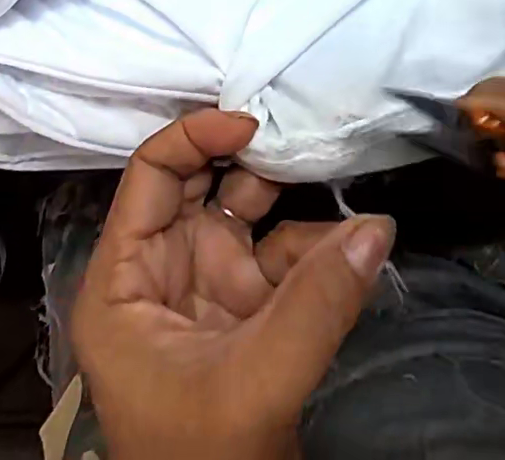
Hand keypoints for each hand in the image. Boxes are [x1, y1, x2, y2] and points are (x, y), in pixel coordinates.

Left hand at [72, 110, 395, 459]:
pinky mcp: (251, 303)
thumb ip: (317, 302)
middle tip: (299, 136)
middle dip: (250, 157)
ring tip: (338, 179)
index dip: (195, 137)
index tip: (252, 122)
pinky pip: (286, 252)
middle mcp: (164, 269)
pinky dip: (320, 244)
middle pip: (202, 183)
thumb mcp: (255, 382)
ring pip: (249, 211)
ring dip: (295, 197)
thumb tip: (378, 225)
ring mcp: (210, 283)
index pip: (152, 176)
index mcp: (126, 279)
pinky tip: (355, 247)